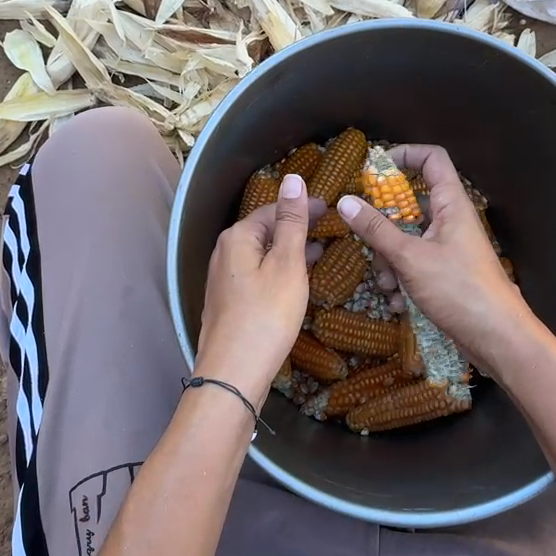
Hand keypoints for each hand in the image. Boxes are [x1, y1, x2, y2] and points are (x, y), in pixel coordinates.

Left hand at [195, 174, 318, 404]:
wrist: (232, 375)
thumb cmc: (265, 316)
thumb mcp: (286, 264)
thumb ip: (291, 222)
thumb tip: (293, 179)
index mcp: (238, 237)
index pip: (274, 209)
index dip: (302, 207)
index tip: (330, 208)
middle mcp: (225, 252)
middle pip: (265, 230)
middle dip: (296, 228)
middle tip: (329, 230)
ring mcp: (224, 279)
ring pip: (262, 254)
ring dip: (289, 251)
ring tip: (320, 254)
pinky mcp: (229, 303)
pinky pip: (258, 275)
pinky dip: (279, 272)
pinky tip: (296, 283)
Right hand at [338, 145, 540, 375]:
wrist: (500, 341)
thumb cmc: (459, 290)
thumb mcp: (410, 258)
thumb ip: (377, 229)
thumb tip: (346, 201)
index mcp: (450, 204)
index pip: (432, 158)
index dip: (405, 155)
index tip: (375, 170)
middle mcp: (450, 220)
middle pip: (411, 203)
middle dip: (384, 223)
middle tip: (366, 236)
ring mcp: (449, 248)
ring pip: (408, 238)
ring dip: (390, 259)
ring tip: (386, 283)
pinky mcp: (446, 274)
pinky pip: (416, 264)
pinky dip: (403, 279)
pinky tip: (399, 302)